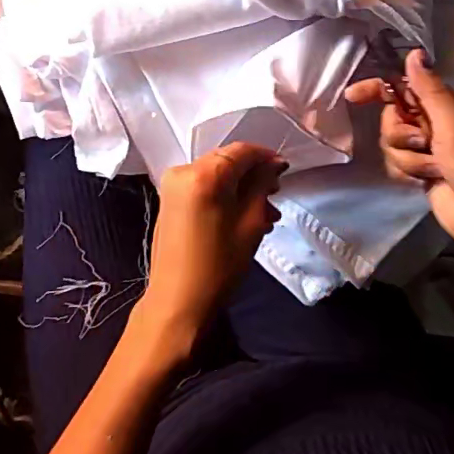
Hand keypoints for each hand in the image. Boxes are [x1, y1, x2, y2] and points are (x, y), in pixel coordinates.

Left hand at [135, 143, 287, 361]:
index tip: (284, 172)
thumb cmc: (219, 265)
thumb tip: (272, 165)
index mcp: (203, 174)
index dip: (266, 158)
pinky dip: (223, 195)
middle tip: (274, 196)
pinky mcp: (168, 201)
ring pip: (215, 174)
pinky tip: (241, 216)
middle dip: (253, 174)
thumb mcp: (250, 223)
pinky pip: (202, 186)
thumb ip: (261, 185)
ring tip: (262, 213)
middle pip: (226, 160)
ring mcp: (171, 186)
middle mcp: (182, 171)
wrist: (178, 302)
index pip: (241, 151)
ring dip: (240, 187)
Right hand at [346, 49, 453, 267]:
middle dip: (400, 134)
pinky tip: (425, 180)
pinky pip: (396, 161)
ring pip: (392, 142)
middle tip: (422, 145)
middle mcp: (439, 121)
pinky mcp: (422, 169)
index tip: (353, 96)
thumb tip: (414, 53)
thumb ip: (430, 91)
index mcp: (453, 103)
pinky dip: (407, 171)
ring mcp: (430, 147)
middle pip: (393, 116)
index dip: (379, 90)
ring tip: (432, 169)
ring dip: (408, 157)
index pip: (407, 86)